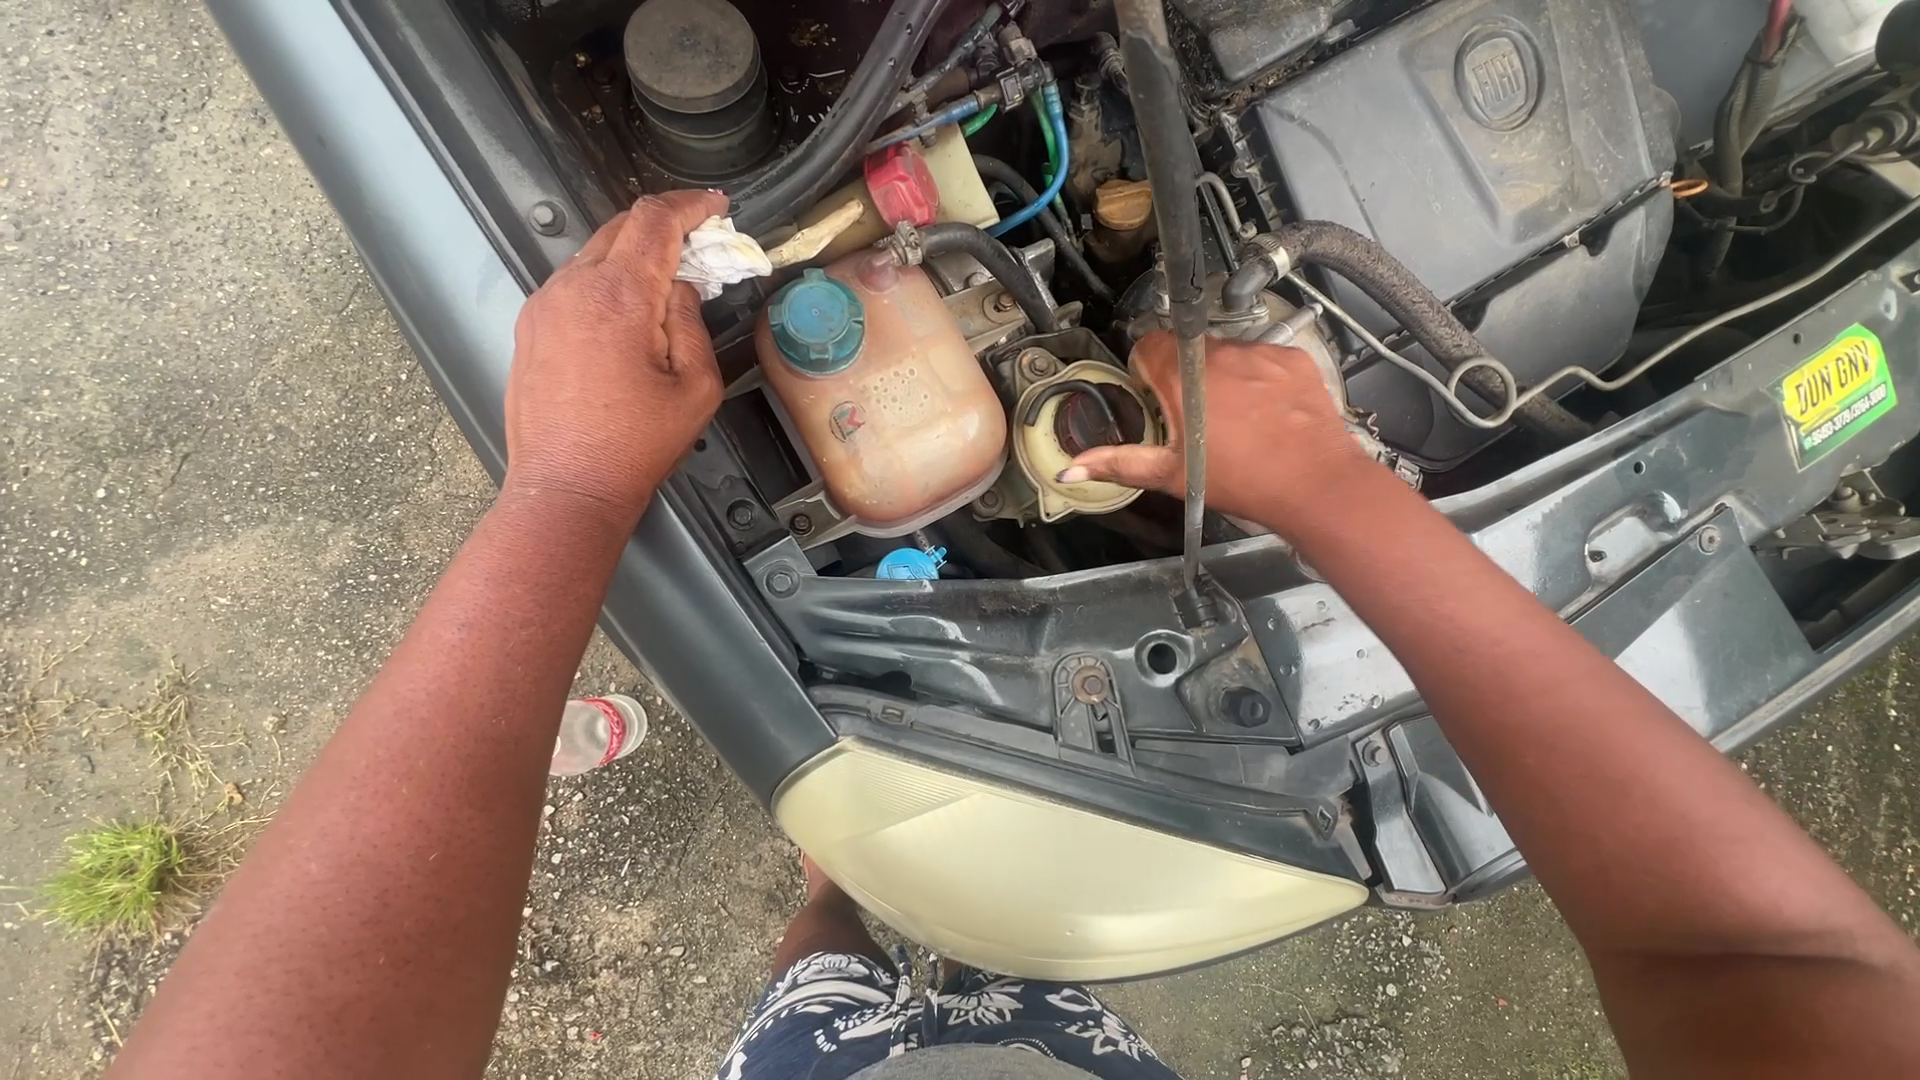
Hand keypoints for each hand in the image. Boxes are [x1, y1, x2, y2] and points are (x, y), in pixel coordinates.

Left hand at [503, 189, 728, 525]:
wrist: (569, 485)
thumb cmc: (635, 445)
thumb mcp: (695, 387)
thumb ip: (691, 323)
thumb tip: (680, 287)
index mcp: (619, 298)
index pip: (655, 221)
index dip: (690, 205)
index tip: (715, 206)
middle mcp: (573, 289)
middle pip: (621, 227)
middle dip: (665, 226)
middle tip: (701, 244)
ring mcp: (544, 306)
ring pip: (594, 254)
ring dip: (634, 256)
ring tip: (668, 285)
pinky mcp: (531, 327)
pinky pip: (574, 284)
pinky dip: (607, 282)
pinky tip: (630, 314)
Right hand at [1061, 331, 1375, 523]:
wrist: (1313, 484)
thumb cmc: (1239, 481)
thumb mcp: (1170, 475)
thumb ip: (1117, 463)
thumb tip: (1069, 468)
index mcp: (1182, 377)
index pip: (1148, 345)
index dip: (1146, 370)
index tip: (1154, 397)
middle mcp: (1219, 353)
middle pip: (1188, 350)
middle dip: (1185, 377)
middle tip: (1194, 419)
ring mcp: (1260, 352)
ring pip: (1226, 353)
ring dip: (1221, 376)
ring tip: (1233, 418)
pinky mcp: (1292, 358)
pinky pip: (1263, 358)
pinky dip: (1258, 377)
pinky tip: (1264, 411)